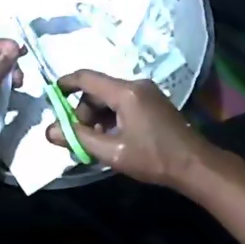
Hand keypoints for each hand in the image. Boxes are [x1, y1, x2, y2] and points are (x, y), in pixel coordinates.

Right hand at [49, 70, 217, 188]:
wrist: (194, 165)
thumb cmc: (153, 158)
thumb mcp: (112, 152)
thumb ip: (79, 138)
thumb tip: (49, 132)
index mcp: (126, 92)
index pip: (86, 78)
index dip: (65, 84)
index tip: (51, 96)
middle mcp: (136, 85)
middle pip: (97, 90)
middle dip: (83, 112)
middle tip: (80, 137)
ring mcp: (147, 92)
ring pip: (109, 98)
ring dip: (97, 117)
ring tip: (97, 142)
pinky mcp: (153, 102)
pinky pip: (123, 102)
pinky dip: (111, 117)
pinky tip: (112, 137)